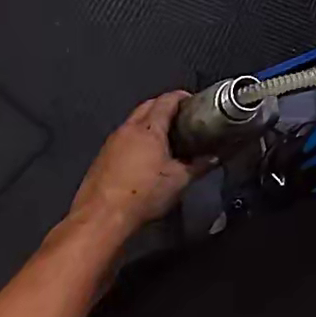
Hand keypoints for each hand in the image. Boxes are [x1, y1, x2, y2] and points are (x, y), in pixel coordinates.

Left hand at [69, 91, 209, 234]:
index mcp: (149, 129)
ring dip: (149, 123)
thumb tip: (215, 158)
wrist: (100, 220)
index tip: (193, 102)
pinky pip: (122, 139)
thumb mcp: (180, 180)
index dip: (182, 97)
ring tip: (166, 136)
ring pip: (133, 122)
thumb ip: (201, 165)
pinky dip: (136, 139)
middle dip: (165, 106)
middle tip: (182, 117)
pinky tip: (145, 157)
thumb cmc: (143, 195)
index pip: (167, 100)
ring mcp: (111, 144)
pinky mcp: (100, 159)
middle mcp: (127, 130)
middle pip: (147, 106)